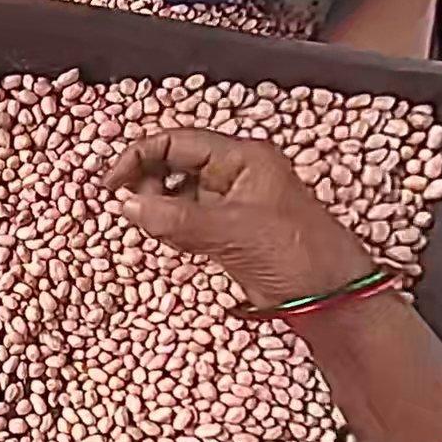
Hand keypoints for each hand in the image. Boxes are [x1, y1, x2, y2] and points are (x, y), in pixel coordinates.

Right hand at [100, 128, 374, 308]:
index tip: (110, 184)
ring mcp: (225, 202)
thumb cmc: (296, 255)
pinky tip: (169, 240)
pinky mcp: (221, 229)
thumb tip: (125, 205)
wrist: (330, 298)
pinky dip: (165, 226)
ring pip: (171, 192)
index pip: (175, 142)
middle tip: (130, 209)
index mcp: (241, 158)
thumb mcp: (232, 231)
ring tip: (155, 229)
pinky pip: (179, 218)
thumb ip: (175, 217)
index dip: (138, 157)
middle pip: (169, 164)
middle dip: (144, 183)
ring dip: (154, 207)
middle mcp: (230, 174)